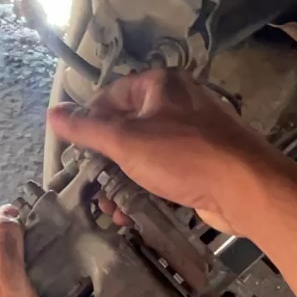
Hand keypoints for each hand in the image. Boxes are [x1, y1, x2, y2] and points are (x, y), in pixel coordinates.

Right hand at [47, 68, 288, 233]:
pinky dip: (145, 188)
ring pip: (143, 154)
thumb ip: (87, 129)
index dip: (89, 122)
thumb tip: (52, 113)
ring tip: (111, 209)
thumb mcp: (125, 141)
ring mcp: (192, 134)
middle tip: (92, 187)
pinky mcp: (201, 163)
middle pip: (126, 127)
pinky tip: (133, 212)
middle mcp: (177, 103)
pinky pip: (163, 171)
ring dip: (122, 182)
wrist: (244, 187)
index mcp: (160, 85)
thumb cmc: (183, 156)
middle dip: (106, 162)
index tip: (76, 152)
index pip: (110, 95)